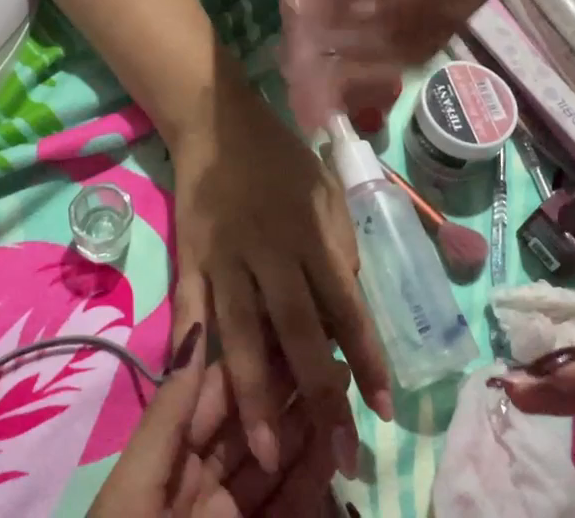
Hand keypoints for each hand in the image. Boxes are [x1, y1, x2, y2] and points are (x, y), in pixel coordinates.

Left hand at [90, 323, 345, 516]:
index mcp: (164, 460)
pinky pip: (286, 507)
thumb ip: (171, 416)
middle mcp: (198, 483)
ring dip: (308, 432)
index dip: (251, 365)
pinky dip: (310, 481)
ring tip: (343, 396)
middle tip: (333, 361)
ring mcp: (228, 516)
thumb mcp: (137, 489)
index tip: (290, 332)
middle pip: (251, 429)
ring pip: (275, 466)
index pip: (214, 399)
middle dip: (289, 395)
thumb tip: (195, 329)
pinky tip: (334, 451)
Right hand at [171, 80, 391, 477]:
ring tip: (268, 453)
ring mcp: (224, 259)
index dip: (366, 358)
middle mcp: (270, 252)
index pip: (346, 306)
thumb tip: (347, 300)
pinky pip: (192, 313)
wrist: (215, 122)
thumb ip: (339, 242)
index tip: (385, 408)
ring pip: (242, 334)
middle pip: (297, 330)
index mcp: (311, 233)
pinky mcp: (189, 260)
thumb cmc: (280, 157)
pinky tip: (199, 399)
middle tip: (338, 453)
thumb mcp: (326, 186)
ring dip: (256, 396)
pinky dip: (193, 355)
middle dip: (319, 393)